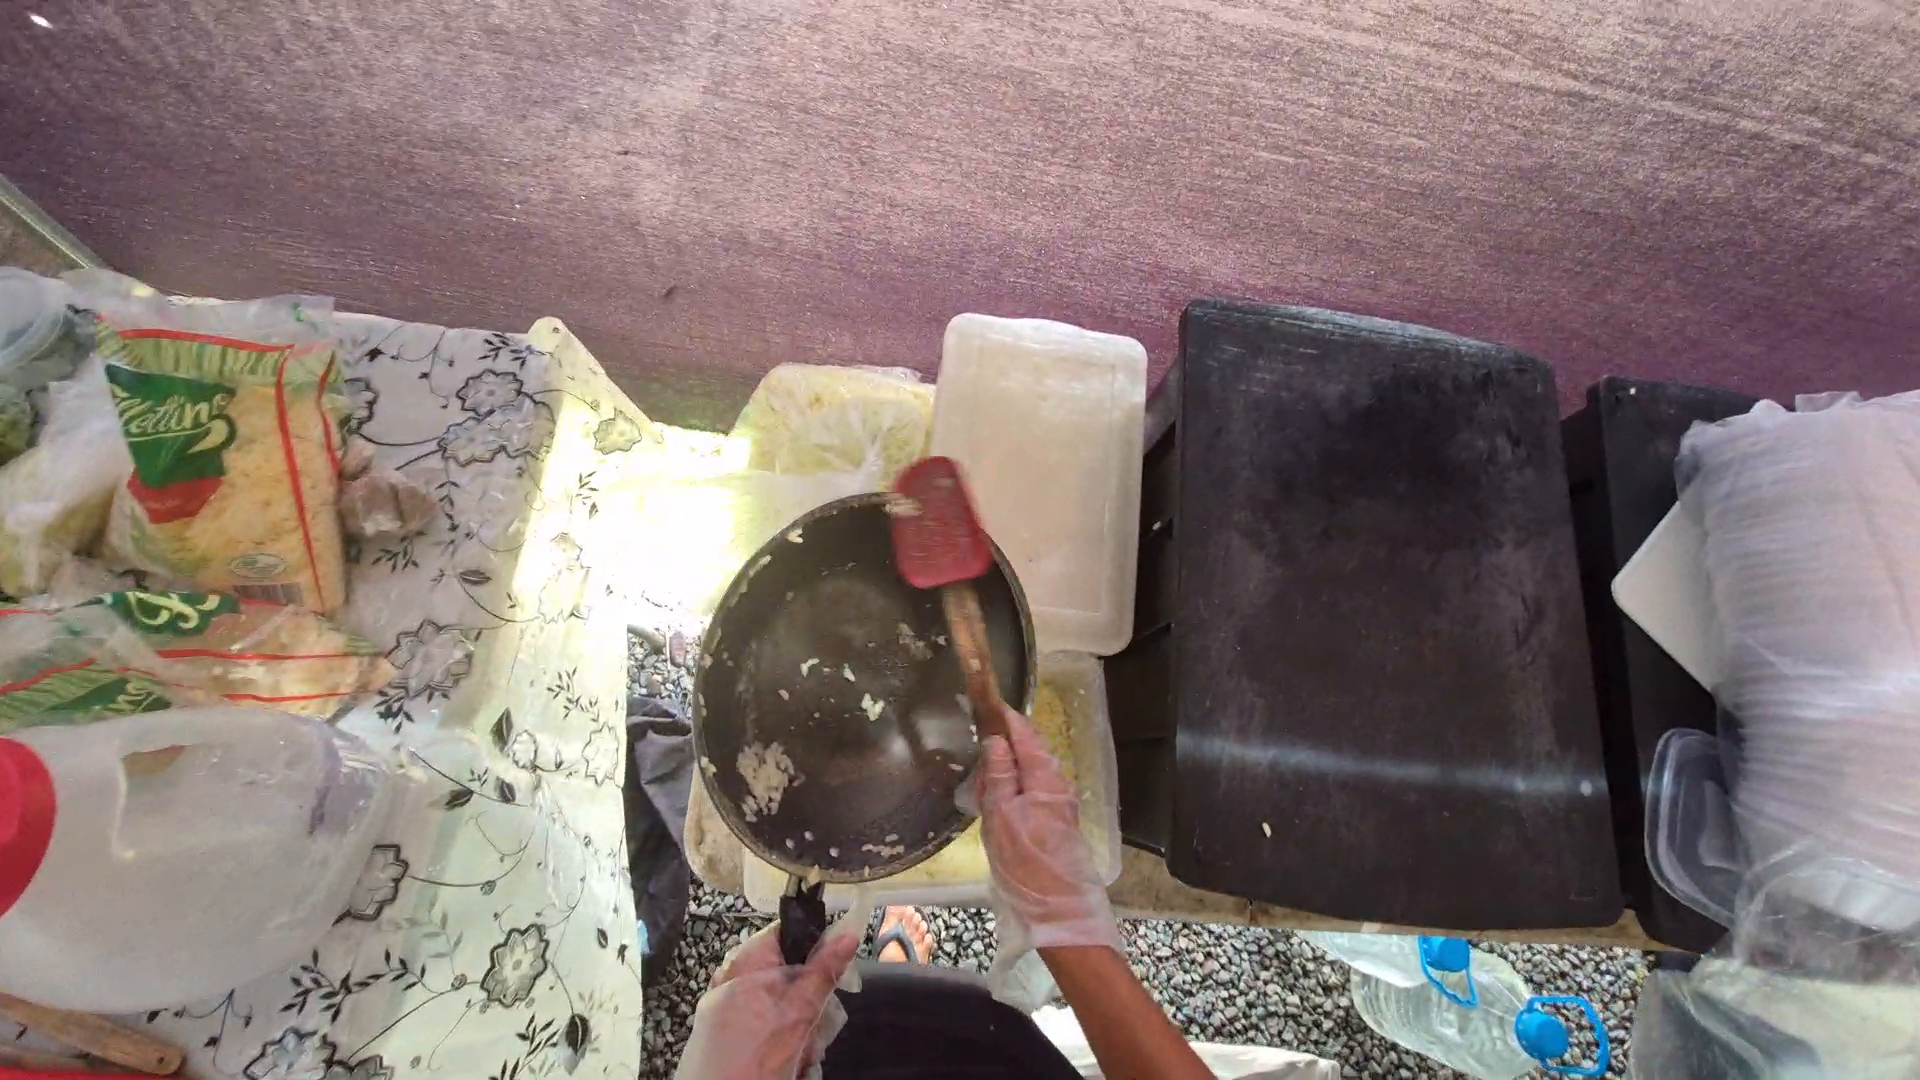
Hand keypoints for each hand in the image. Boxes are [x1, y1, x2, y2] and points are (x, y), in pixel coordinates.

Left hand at [673, 921, 860, 1079]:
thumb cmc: (756, 1060)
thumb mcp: (799, 1015)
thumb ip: (824, 972)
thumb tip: (849, 933)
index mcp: (747, 961)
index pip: (787, 930)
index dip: (815, 942)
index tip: (835, 965)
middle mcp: (732, 978)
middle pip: (786, 969)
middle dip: (810, 996)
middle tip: (820, 1024)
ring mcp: (723, 1009)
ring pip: (777, 1001)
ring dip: (799, 1025)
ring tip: (803, 1054)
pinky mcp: (720, 1036)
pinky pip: (760, 1023)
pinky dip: (778, 1038)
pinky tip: (788, 1062)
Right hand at [978, 703, 1123, 954]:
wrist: (1059, 912)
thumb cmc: (1026, 863)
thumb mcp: (1002, 816)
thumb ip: (999, 775)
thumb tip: (996, 739)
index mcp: (1045, 776)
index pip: (1025, 732)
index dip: (1005, 715)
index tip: (985, 701)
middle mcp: (1057, 782)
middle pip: (1029, 749)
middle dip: (1003, 742)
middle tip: (976, 743)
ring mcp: (1058, 802)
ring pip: (1029, 771)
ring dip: (1006, 768)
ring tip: (981, 776)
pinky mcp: (1055, 820)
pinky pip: (1030, 789)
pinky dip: (1012, 787)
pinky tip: (995, 800)